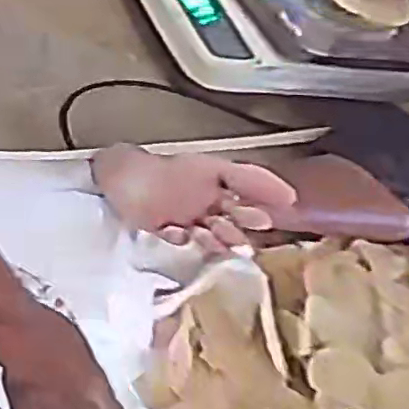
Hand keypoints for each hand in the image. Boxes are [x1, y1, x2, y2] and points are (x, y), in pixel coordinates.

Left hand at [91, 144, 296, 254]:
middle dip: (234, 233)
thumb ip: (248, 177)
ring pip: (206, 238)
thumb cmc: (164, 167)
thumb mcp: (210, 168)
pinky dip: (180, 238)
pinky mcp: (159, 231)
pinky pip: (176, 240)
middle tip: (232, 232)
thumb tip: (290, 195)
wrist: (118, 172)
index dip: (255, 216)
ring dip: (212, 239)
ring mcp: (182, 221)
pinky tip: (180, 233)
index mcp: (219, 193)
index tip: (261, 220)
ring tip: (210, 235)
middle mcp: (203, 210)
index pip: (247, 211)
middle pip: (228, 228)